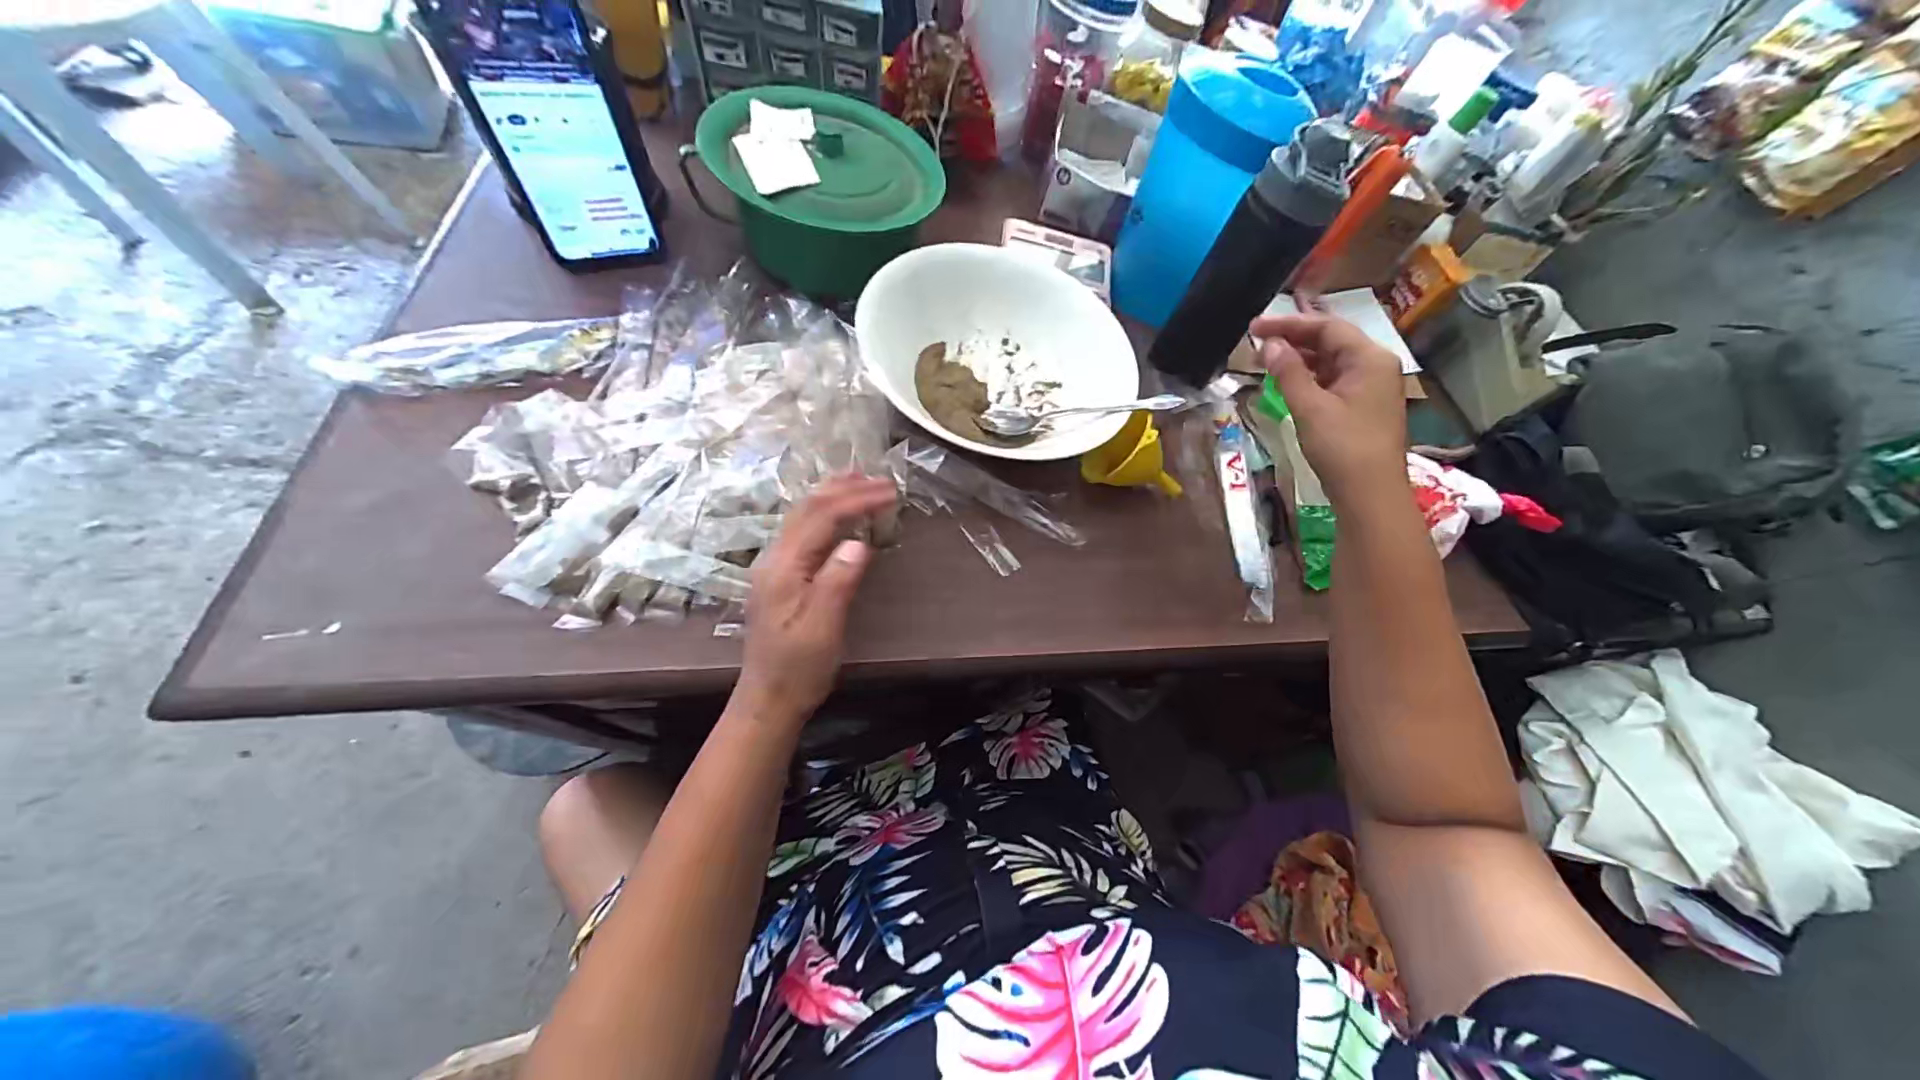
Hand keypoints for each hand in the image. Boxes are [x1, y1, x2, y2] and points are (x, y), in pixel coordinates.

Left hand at [736, 474, 897, 722]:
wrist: (768, 699)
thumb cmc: (798, 669)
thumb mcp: (822, 629)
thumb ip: (837, 582)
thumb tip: (859, 542)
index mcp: (783, 568)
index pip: (821, 518)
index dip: (856, 499)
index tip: (889, 492)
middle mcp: (774, 560)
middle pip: (807, 509)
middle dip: (843, 488)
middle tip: (879, 479)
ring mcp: (774, 567)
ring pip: (802, 517)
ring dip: (832, 496)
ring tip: (860, 482)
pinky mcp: (780, 578)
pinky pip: (803, 532)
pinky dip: (826, 515)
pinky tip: (840, 517)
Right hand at [1250, 313, 1407, 502]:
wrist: (1370, 494)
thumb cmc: (1342, 447)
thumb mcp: (1310, 407)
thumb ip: (1288, 372)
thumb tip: (1269, 345)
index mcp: (1369, 358)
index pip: (1326, 327)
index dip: (1288, 324)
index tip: (1254, 327)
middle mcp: (1375, 365)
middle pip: (1331, 341)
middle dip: (1292, 339)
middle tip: (1254, 343)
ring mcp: (1371, 387)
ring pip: (1330, 361)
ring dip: (1298, 359)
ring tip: (1265, 361)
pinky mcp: (1363, 406)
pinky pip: (1333, 380)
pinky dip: (1308, 377)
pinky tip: (1286, 382)